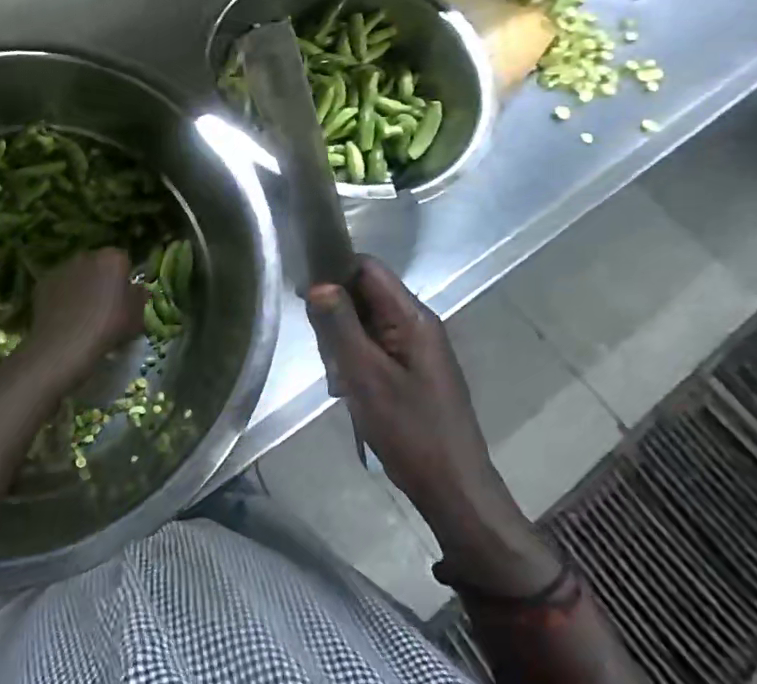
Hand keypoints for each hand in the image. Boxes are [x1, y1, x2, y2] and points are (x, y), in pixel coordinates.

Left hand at [21, 249, 146, 384]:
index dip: (123, 278)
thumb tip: (136, 289)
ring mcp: (61, 268)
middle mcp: (86, 256)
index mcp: (112, 259)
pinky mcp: (43, 282)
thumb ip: (140, 297)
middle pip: (97, 264)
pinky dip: (61, 296)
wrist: (66, 344)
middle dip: (100, 278)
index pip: (122, 260)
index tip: (123, 297)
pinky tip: (63, 317)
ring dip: (80, 286)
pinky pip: (58, 286)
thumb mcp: (137, 317)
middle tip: (102, 304)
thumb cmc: (108, 327)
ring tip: (81, 313)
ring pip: (75, 274)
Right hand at [307, 256, 560, 597]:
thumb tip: (317, 283)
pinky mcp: (411, 371)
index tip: (303, 298)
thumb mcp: (365, 375)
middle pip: (364, 294)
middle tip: (324, 352)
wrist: (453, 489)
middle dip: (335, 315)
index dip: (333, 272)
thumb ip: (340, 325)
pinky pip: (373, 348)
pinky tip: (348, 389)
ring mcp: (415, 349)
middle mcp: (416, 325)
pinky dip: (354, 361)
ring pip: (364, 323)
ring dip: (343, 343)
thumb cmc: (409, 429)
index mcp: (412, 318)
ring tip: (338, 379)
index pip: (367, 268)